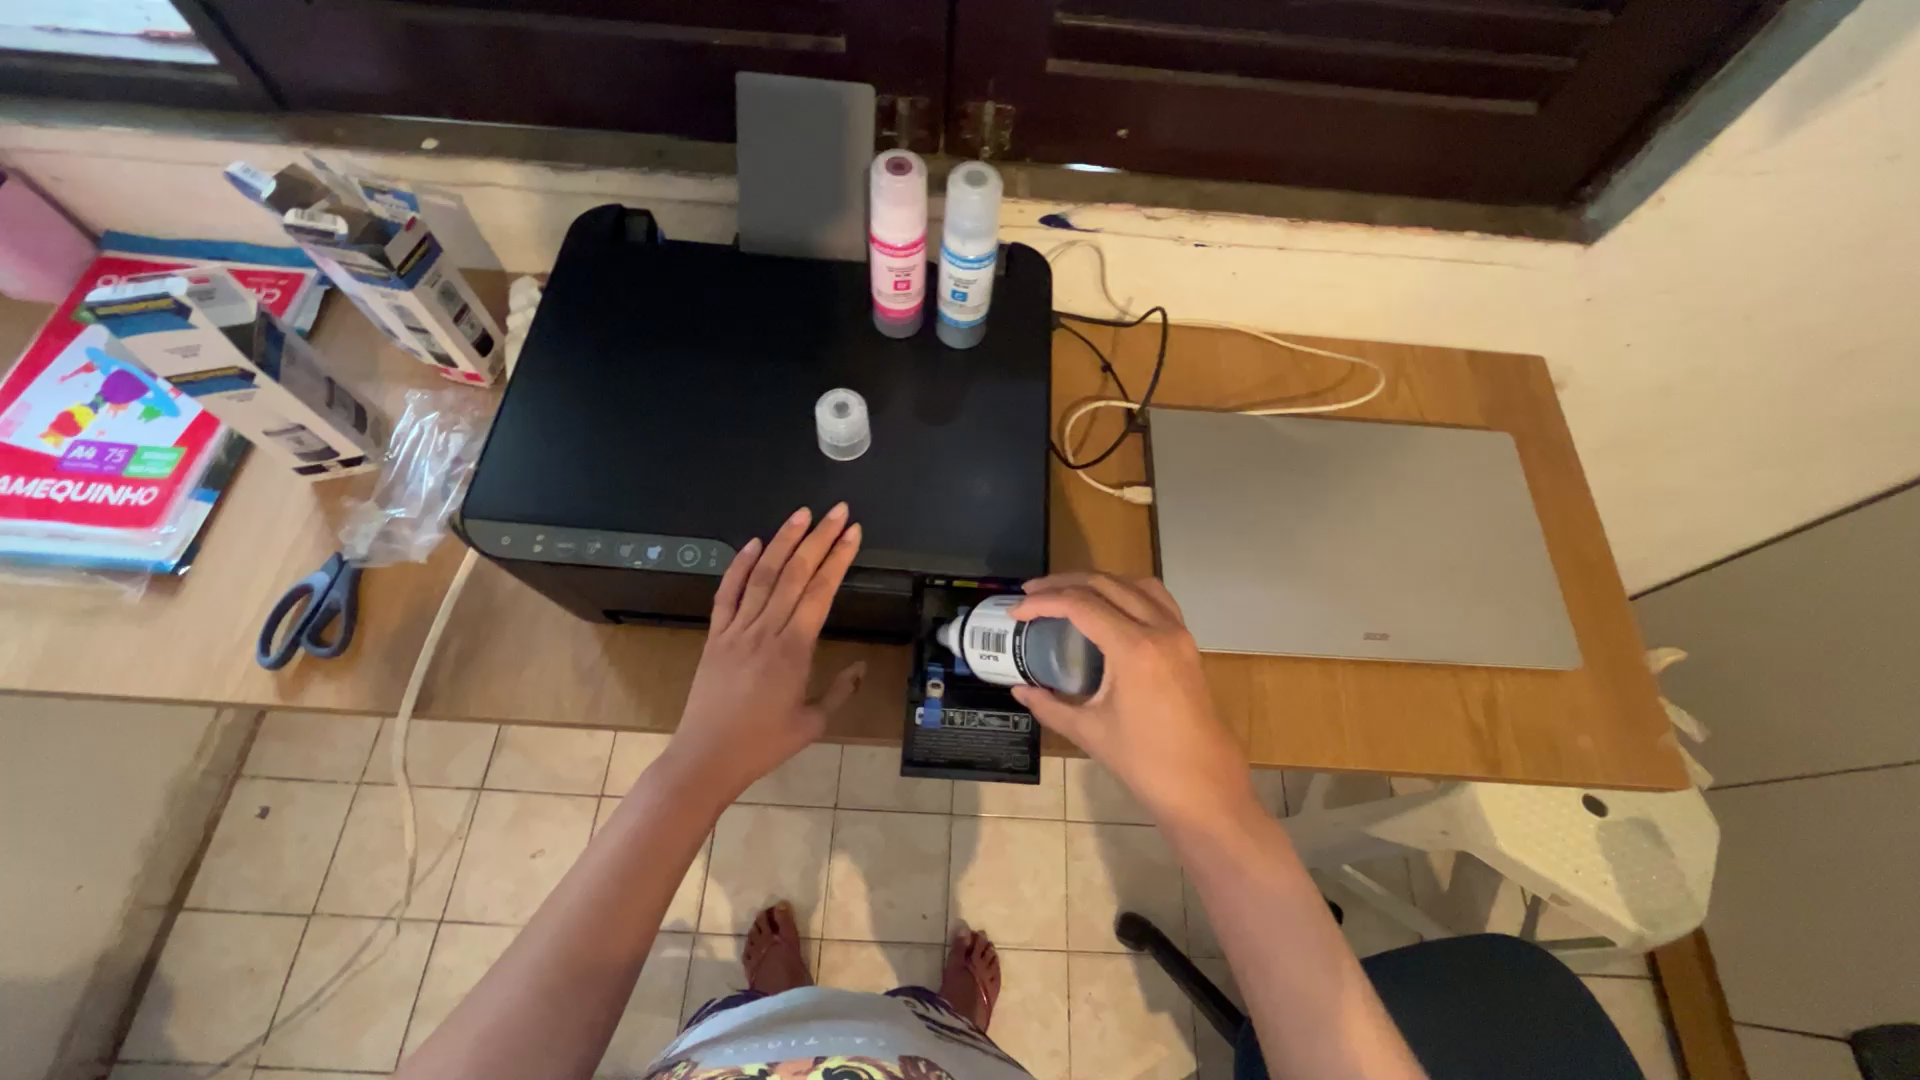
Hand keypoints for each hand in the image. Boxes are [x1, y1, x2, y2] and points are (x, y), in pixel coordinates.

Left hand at [663, 504, 864, 801]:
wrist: (706, 757)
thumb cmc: (764, 744)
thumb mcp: (813, 723)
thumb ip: (841, 691)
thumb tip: (861, 666)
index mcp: (795, 650)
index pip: (821, 591)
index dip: (839, 558)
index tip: (853, 533)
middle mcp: (766, 630)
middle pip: (796, 573)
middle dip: (819, 538)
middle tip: (837, 512)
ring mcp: (737, 630)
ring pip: (763, 575)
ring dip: (783, 541)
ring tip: (802, 514)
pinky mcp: (715, 635)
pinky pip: (727, 593)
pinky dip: (740, 566)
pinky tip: (753, 543)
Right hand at [1011, 574, 1254, 827]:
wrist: (1204, 786)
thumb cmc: (1145, 763)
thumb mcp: (1089, 732)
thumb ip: (1049, 705)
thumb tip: (1019, 690)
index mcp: (1133, 649)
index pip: (1080, 605)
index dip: (1042, 602)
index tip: (1016, 611)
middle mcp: (1159, 629)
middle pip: (1105, 584)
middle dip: (1063, 584)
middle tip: (1031, 594)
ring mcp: (1178, 634)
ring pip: (1134, 584)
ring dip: (1097, 583)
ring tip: (1066, 594)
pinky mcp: (1187, 644)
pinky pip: (1156, 600)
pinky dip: (1127, 593)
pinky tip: (1108, 609)